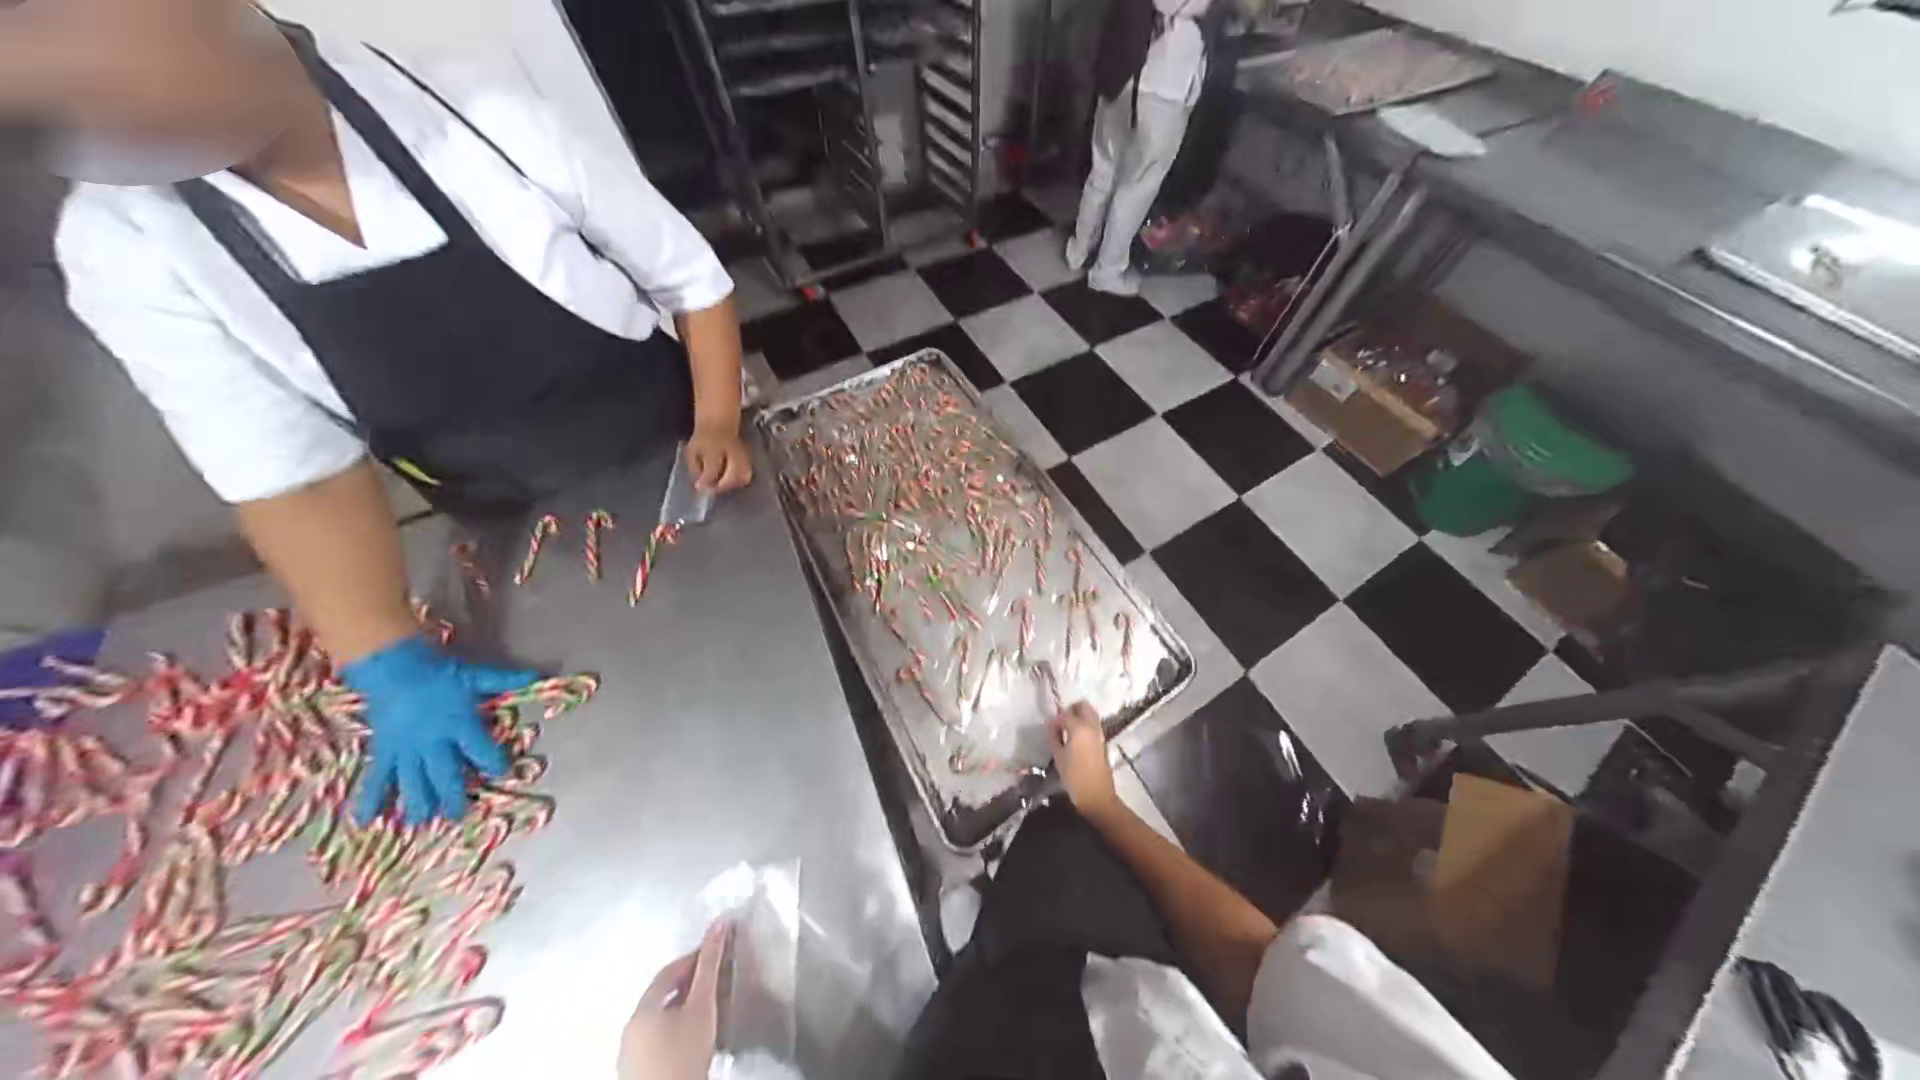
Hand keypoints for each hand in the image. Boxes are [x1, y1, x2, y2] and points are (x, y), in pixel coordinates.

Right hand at [342, 637, 537, 825]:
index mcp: (460, 725)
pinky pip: (376, 777)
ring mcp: (406, 749)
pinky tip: (365, 820)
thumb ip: (508, 680)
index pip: (482, 749)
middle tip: (459, 816)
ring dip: (417, 803)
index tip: (504, 773)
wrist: (395, 669)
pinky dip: (369, 798)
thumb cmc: (441, 674)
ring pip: (412, 782)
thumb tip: (540, 676)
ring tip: (421, 824)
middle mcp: (434, 742)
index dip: (494, 762)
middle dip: (453, 796)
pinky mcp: (383, 751)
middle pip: (446, 774)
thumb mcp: (478, 676)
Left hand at [619, 920, 730, 1079]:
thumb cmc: (685, 1053)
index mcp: (642, 1008)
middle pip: (662, 995)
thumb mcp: (702, 1006)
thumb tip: (720, 923)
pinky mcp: (635, 1075)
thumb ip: (710, 965)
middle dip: (688, 984)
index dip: (694, 959)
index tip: (718, 956)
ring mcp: (629, 1055)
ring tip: (707, 1010)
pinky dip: (674, 1031)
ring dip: (681, 1009)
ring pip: (659, 1020)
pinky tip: (691, 1039)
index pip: (669, 971)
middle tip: (714, 981)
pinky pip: (656, 1041)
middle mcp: (630, 1029)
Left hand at [686, 421, 752, 493]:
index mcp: (714, 448)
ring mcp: (742, 455)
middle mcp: (731, 451)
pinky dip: (739, 481)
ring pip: (743, 476)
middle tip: (714, 489)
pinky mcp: (748, 458)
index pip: (712, 469)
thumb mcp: (692, 452)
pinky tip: (730, 480)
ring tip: (722, 485)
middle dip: (723, 486)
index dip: (706, 481)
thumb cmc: (703, 440)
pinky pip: (747, 474)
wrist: (718, 425)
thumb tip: (700, 486)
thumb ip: (695, 469)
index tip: (700, 487)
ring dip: (732, 485)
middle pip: (732, 475)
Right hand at [1048, 701, 1120, 820]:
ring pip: (1091, 715)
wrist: (1096, 796)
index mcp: (1079, 728)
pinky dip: (1085, 725)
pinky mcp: (1103, 742)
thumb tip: (1050, 726)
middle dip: (1072, 709)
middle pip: (1084, 706)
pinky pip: (1094, 726)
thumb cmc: (1074, 777)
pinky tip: (1075, 738)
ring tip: (1067, 730)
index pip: (1065, 713)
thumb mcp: (1058, 757)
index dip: (1056, 718)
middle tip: (1061, 721)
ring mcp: (1100, 734)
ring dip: (1080, 716)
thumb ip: (1053, 737)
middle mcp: (1092, 726)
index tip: (1050, 727)